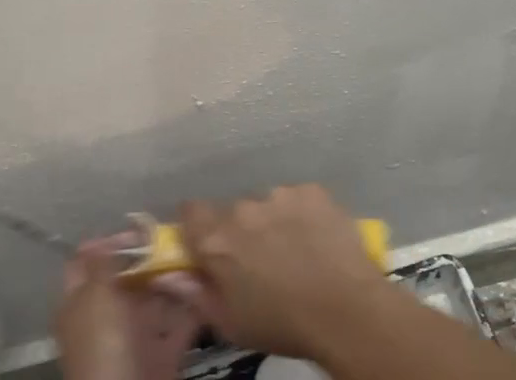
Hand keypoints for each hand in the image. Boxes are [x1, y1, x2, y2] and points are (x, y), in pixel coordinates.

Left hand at [55, 237, 203, 379]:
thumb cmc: (104, 346)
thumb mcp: (96, 296)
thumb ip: (104, 263)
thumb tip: (108, 238)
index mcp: (80, 303)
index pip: (87, 263)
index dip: (109, 242)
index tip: (140, 227)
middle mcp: (106, 318)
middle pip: (128, 279)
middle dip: (153, 258)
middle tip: (181, 238)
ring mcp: (134, 338)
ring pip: (157, 300)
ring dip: (177, 280)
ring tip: (201, 257)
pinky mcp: (161, 355)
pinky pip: (180, 324)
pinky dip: (196, 307)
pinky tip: (212, 288)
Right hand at [170, 185, 390, 358]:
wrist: (347, 310)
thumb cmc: (282, 324)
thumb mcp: (230, 323)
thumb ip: (194, 294)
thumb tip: (168, 274)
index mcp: (217, 240)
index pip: (190, 212)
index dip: (197, 227)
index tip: (209, 245)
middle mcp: (244, 208)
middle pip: (233, 211)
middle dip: (241, 231)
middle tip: (261, 259)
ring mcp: (281, 195)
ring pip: (267, 204)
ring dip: (273, 221)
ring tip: (295, 251)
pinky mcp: (313, 191)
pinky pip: (297, 199)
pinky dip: (302, 215)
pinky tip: (316, 240)